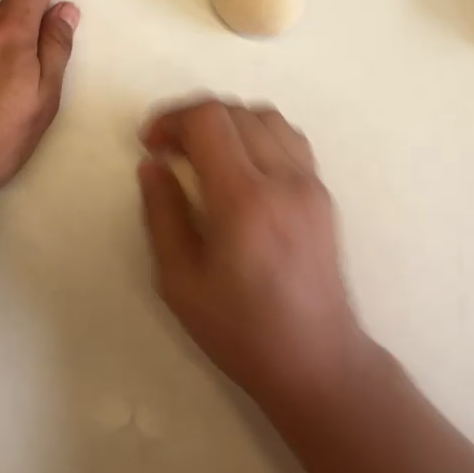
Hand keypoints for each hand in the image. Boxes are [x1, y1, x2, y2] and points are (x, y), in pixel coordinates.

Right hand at [138, 98, 369, 405]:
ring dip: (226, 122)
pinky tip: (240, 166)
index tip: (150, 145)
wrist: (317, 361)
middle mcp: (282, 179)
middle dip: (192, 119)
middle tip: (168, 152)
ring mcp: (309, 182)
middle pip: (234, 111)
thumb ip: (161, 214)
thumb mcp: (179, 281)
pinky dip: (257, 134)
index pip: (208, 120)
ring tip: (204, 155)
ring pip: (265, 116)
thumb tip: (152, 165)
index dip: (171, 119)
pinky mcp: (323, 193)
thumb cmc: (240, 330)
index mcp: (243, 200)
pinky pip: (289, 137)